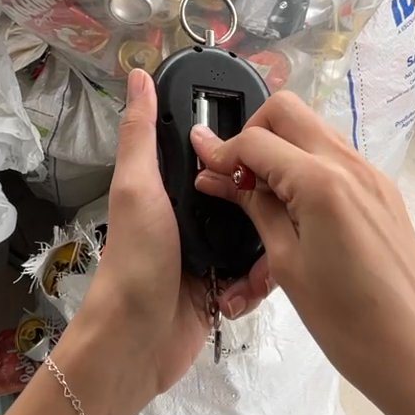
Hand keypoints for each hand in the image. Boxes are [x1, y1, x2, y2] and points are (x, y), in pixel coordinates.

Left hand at [0, 69, 273, 414]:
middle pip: (243, 190)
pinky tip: (248, 288)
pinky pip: (254, 271)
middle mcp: (190, 209)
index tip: (269, 139)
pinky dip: (258, 280)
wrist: (138, 341)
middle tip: (279, 207)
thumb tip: (138, 73)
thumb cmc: (135, 256)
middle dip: (264, 201)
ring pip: (255, 232)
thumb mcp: (136, 185)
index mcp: (167, 182)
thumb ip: (141, 132)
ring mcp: (207, 247)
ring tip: (266, 257)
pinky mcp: (222, 283)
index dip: (237, 142)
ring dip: (265, 246)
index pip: (211, 149)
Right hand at [190, 90, 414, 414]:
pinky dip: (303, 165)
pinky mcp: (382, 192)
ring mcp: (371, 175)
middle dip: (252, 131)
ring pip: (311, 128)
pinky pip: (332, 156)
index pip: (255, 140)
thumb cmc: (354, 325)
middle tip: (234, 175)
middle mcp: (350, 164)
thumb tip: (217, 178)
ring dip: (278, 146)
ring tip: (259, 196)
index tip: (198, 163)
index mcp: (322, 180)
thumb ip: (253, 209)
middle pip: (286, 110)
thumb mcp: (288, 266)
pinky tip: (292, 209)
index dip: (220, 151)